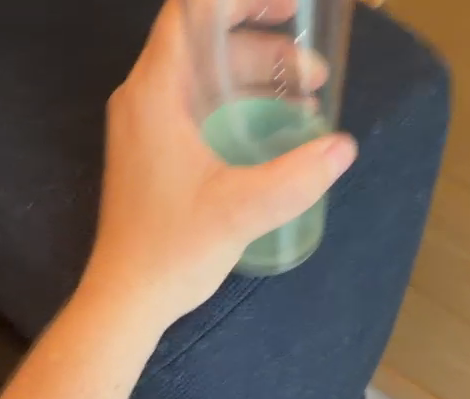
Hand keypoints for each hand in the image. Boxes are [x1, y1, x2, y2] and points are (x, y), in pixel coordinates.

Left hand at [79, 0, 358, 327]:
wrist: (126, 299)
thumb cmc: (172, 251)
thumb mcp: (241, 211)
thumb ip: (296, 178)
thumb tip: (343, 148)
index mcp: (156, 93)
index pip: (194, 10)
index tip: (290, 8)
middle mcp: (145, 99)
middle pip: (207, 45)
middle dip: (265, 50)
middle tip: (314, 77)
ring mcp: (146, 129)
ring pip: (206, 80)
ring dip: (256, 83)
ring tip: (306, 104)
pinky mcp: (153, 157)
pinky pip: (198, 111)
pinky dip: (236, 110)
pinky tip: (272, 134)